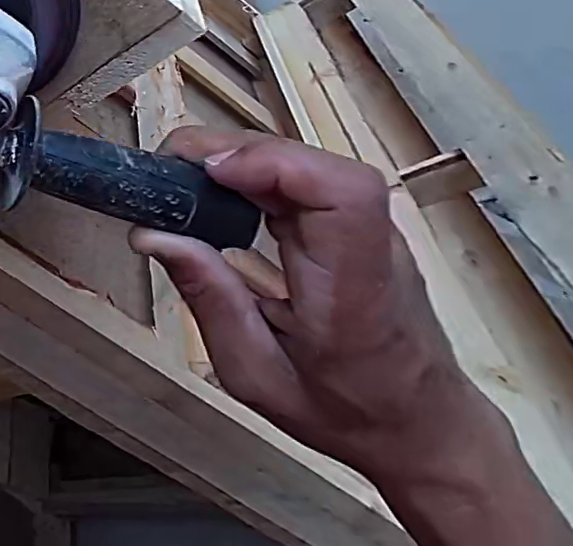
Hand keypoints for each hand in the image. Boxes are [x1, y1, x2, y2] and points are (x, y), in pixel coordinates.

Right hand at [131, 127, 572, 545]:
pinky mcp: (351, 213)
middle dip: (228, 152)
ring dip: (232, 155)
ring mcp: (367, 221)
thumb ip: (207, 298)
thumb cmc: (342, 409)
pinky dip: (247, 166)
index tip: (209, 173)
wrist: (421, 421)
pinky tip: (217, 185)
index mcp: (354, 290)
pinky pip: (296, 169)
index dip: (270, 163)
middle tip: (166, 173)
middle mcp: (370, 241)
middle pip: (305, 159)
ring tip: (181, 178)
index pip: (340, 193)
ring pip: (298, 154)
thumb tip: (150, 233)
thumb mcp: (255, 372)